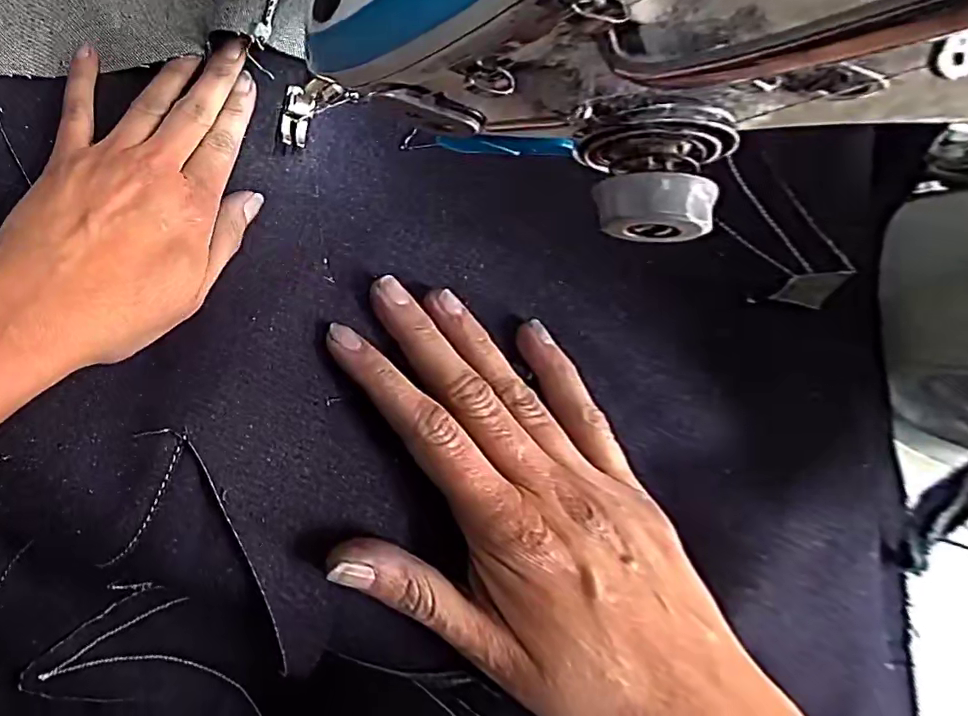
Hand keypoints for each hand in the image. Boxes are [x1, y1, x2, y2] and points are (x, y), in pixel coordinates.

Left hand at [0, 39, 262, 369]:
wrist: (38, 306)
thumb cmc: (111, 310)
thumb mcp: (188, 292)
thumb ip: (224, 240)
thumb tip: (248, 204)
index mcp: (189, 203)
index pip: (223, 144)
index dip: (238, 111)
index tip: (247, 88)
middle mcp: (154, 169)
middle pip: (194, 112)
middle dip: (217, 77)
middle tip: (231, 53)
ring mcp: (109, 158)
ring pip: (149, 103)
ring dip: (172, 75)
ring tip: (189, 57)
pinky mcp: (68, 158)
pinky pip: (78, 108)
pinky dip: (83, 78)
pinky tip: (89, 55)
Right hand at [322, 278, 803, 715]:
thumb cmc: (595, 691)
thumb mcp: (490, 650)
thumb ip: (413, 591)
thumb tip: (340, 560)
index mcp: (508, 525)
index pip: (428, 428)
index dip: (381, 377)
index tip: (348, 340)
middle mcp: (548, 488)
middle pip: (469, 392)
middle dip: (420, 334)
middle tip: (388, 292)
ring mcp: (592, 480)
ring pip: (518, 390)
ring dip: (473, 337)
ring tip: (439, 296)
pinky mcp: (627, 485)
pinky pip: (587, 413)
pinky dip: (557, 368)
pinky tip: (534, 332)